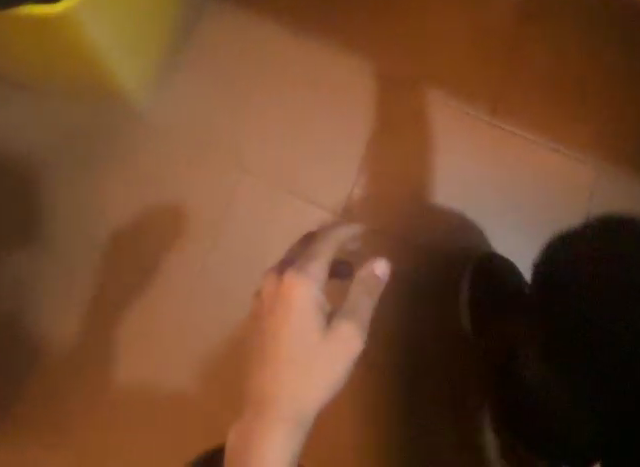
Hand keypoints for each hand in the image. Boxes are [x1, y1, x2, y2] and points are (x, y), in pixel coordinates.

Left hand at [229, 224, 390, 466]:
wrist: (270, 409)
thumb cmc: (314, 372)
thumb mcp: (349, 335)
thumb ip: (364, 293)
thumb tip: (381, 261)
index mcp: (299, 278)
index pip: (325, 240)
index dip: (346, 231)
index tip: (366, 229)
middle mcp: (276, 276)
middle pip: (305, 244)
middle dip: (331, 241)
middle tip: (357, 246)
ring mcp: (262, 292)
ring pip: (292, 261)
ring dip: (318, 259)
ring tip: (345, 272)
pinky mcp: (257, 309)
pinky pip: (283, 277)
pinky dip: (303, 274)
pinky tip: (318, 295)